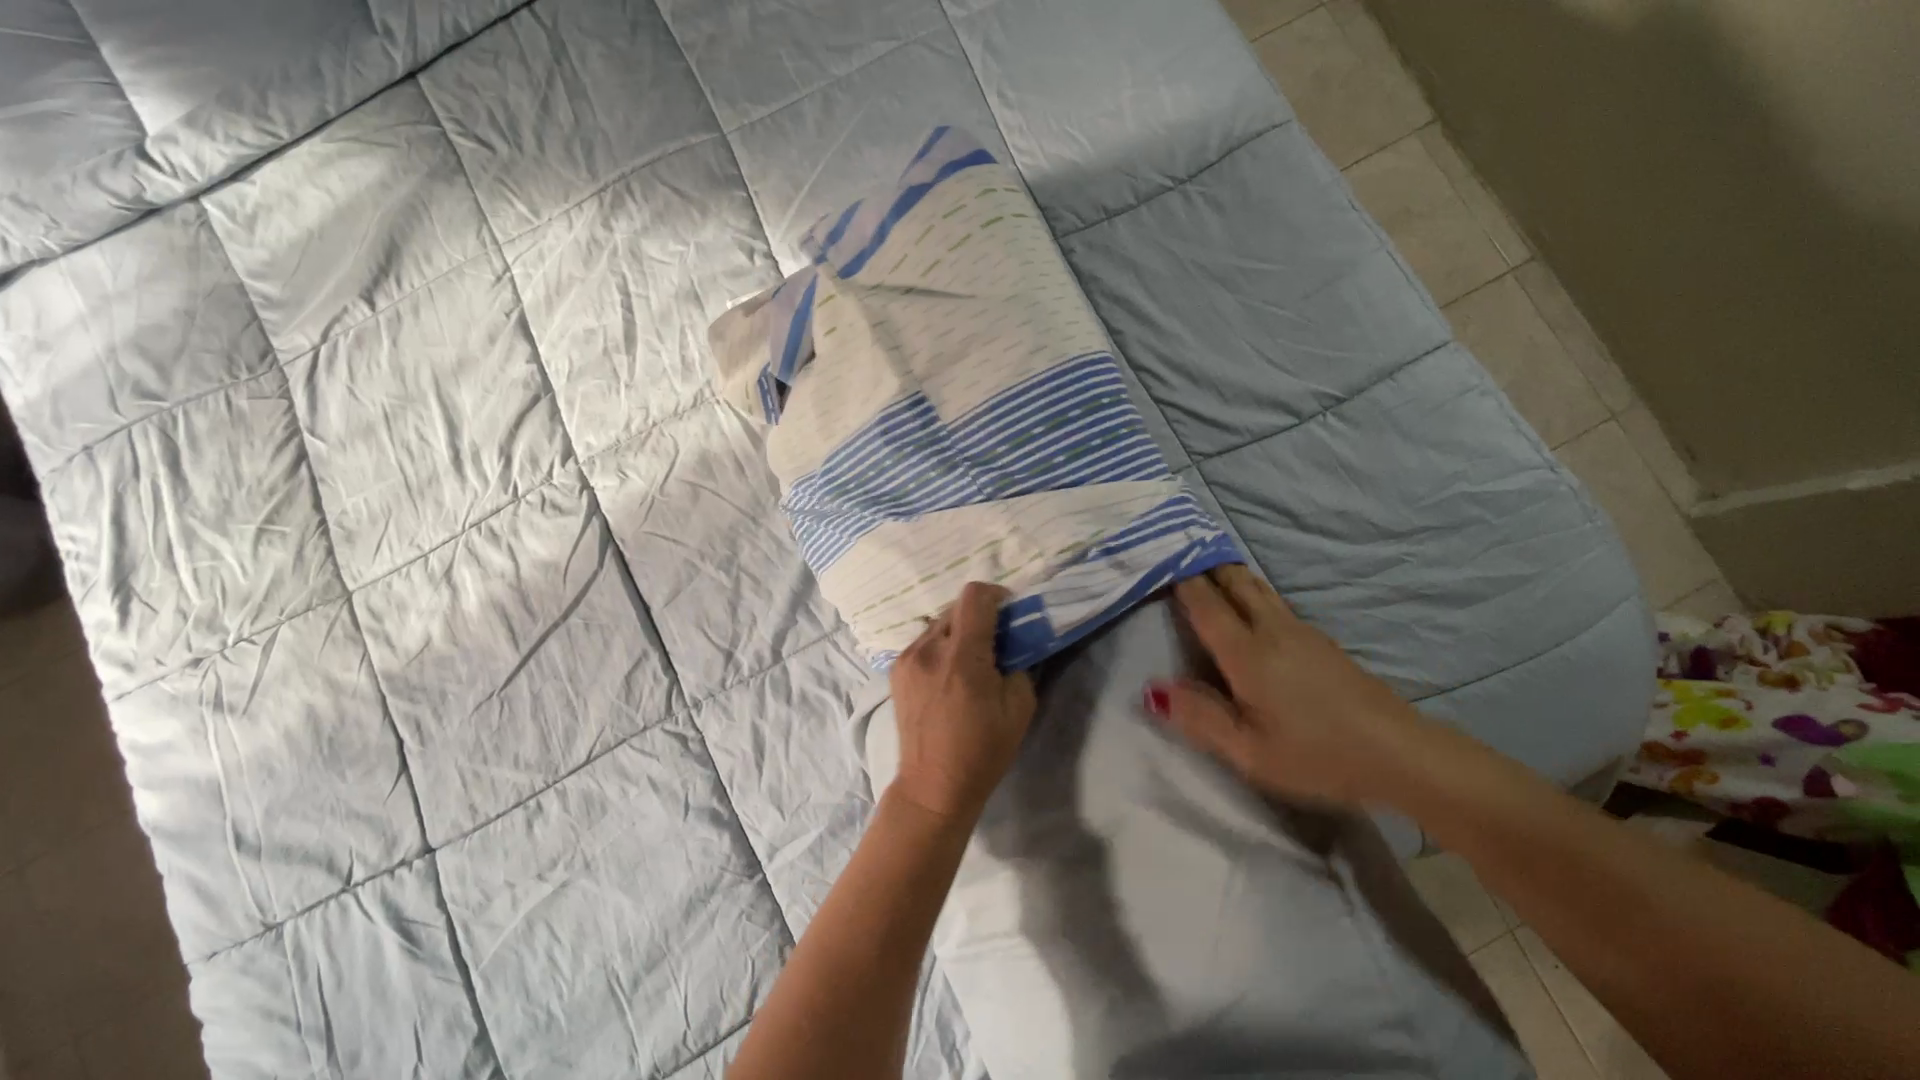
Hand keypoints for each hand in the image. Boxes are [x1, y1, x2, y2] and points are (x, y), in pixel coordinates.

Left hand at [889, 582, 1037, 821]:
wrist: (934, 785)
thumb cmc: (983, 750)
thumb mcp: (1020, 707)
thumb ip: (1020, 663)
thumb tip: (1017, 640)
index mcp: (962, 657)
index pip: (975, 596)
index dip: (997, 595)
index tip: (1009, 614)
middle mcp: (928, 649)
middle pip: (956, 607)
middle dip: (979, 617)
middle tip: (996, 643)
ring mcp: (907, 659)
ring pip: (938, 624)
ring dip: (958, 633)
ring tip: (970, 662)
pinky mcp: (896, 671)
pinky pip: (923, 643)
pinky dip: (940, 648)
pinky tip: (949, 676)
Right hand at [1145, 564, 1428, 805]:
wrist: (1400, 754)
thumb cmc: (1317, 756)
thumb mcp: (1249, 752)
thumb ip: (1200, 717)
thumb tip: (1153, 689)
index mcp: (1249, 654)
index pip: (1207, 606)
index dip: (1183, 582)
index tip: (1161, 557)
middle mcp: (1274, 632)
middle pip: (1238, 584)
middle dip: (1209, 566)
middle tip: (1183, 550)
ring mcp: (1304, 634)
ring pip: (1261, 591)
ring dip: (1233, 577)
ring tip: (1211, 569)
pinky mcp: (1324, 645)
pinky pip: (1277, 605)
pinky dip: (1254, 595)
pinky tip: (1253, 609)